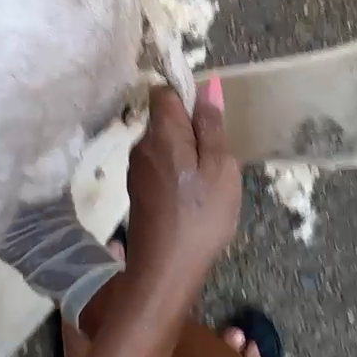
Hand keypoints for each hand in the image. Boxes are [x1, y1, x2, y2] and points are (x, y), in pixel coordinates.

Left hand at [123, 77, 240, 303]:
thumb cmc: (200, 217)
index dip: (187, 95)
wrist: (164, 270)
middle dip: (191, 129)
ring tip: (208, 183)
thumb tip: (209, 86)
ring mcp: (136, 169)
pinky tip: (192, 197)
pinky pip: (160, 165)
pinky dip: (177, 172)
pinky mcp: (137, 190)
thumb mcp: (220, 168)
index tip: (210, 118)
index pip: (164, 92)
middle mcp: (141, 145)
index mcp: (161, 133)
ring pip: (164, 144)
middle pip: (165, 119)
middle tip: (217, 159)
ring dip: (186, 153)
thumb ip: (212, 126)